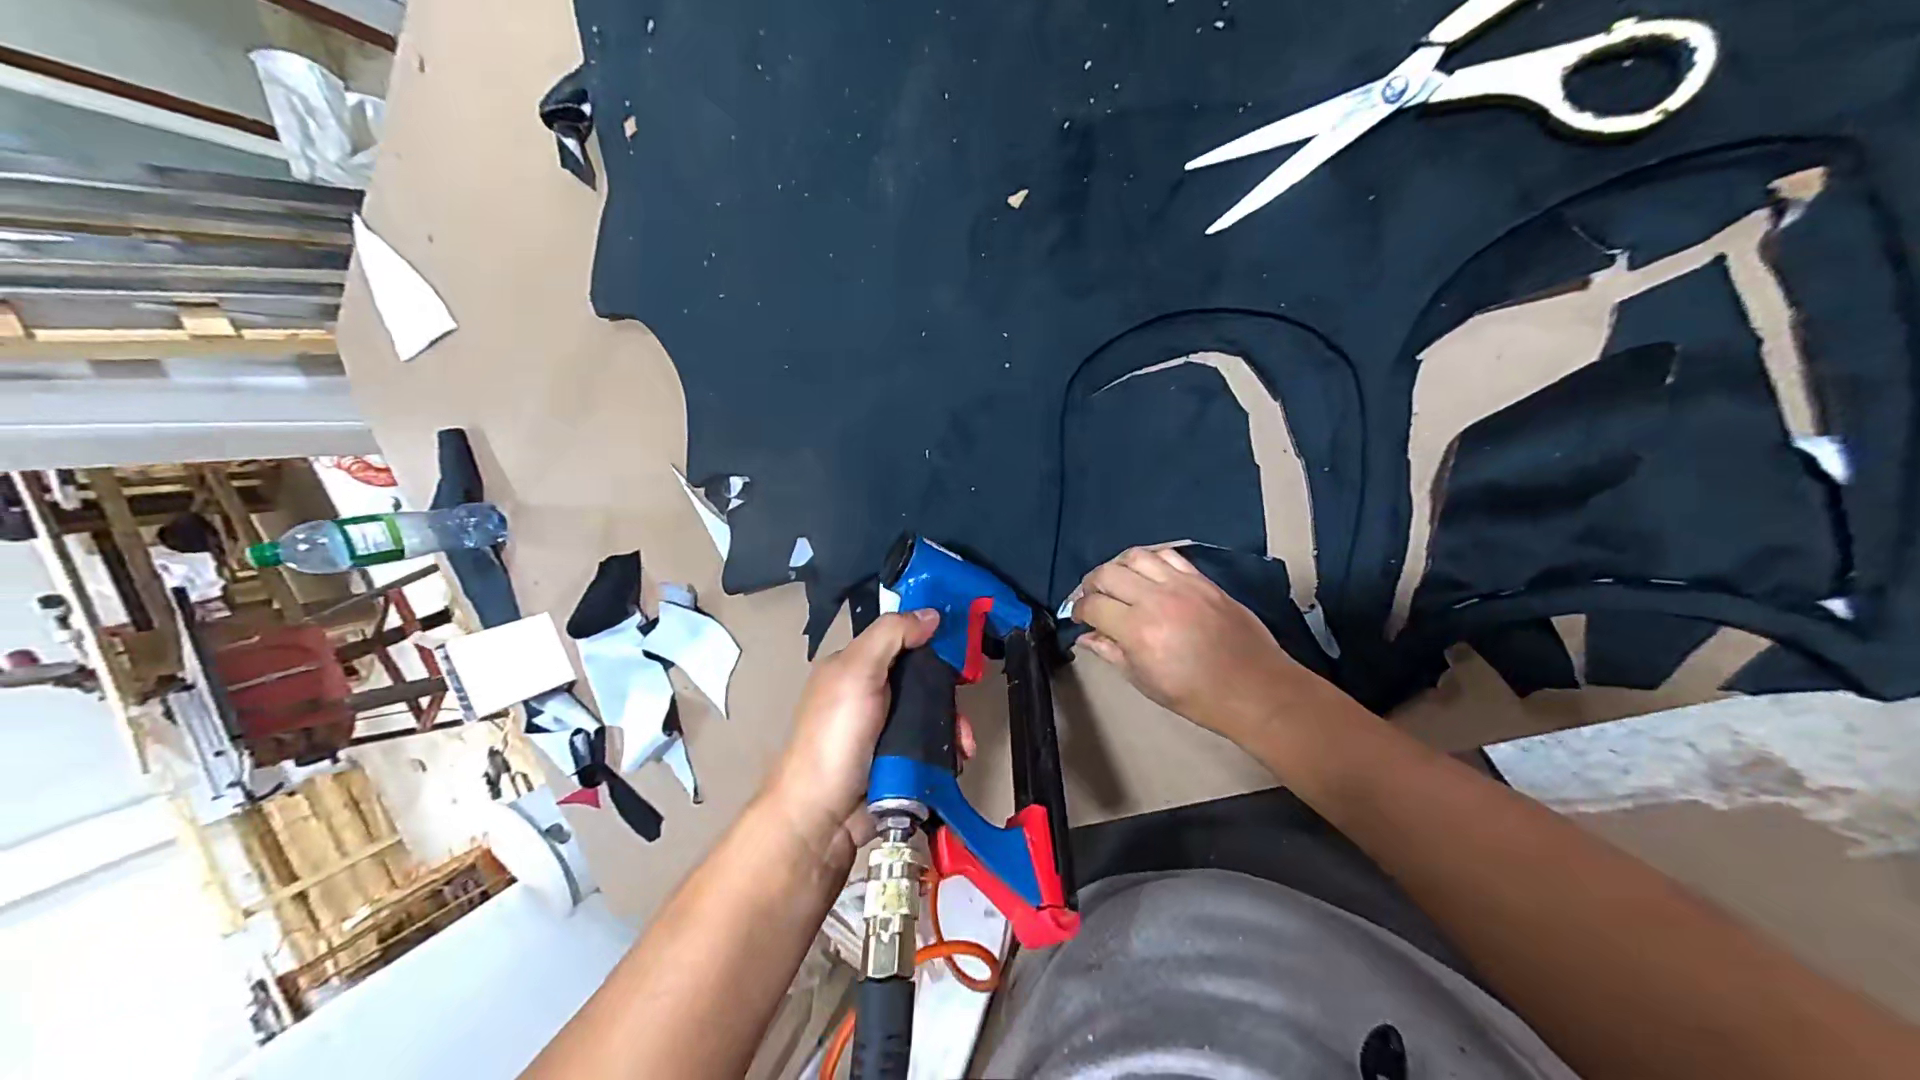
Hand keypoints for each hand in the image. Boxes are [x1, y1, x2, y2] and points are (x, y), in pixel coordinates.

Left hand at [764, 609, 951, 865]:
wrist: (822, 817)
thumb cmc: (833, 738)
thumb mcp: (856, 673)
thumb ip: (891, 636)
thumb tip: (929, 614)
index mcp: (854, 667)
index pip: (900, 638)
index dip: (929, 635)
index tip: (961, 639)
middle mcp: (871, 694)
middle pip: (924, 678)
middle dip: (949, 688)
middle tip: (964, 695)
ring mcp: (886, 730)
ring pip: (933, 714)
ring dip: (954, 724)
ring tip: (963, 741)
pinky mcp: (900, 761)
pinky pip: (933, 746)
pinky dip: (950, 750)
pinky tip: (958, 758)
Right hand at [1074, 546, 1337, 744]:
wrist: (1253, 688)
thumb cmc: (1196, 695)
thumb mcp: (1145, 681)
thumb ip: (1111, 652)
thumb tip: (1086, 636)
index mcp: (1138, 631)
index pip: (1092, 605)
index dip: (1077, 609)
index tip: (1078, 617)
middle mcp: (1156, 600)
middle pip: (1107, 573)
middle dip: (1090, 584)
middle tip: (1091, 598)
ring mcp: (1182, 585)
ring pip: (1135, 556)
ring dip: (1117, 566)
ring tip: (1116, 580)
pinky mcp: (1202, 580)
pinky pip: (1168, 555)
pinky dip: (1149, 559)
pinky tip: (1146, 572)